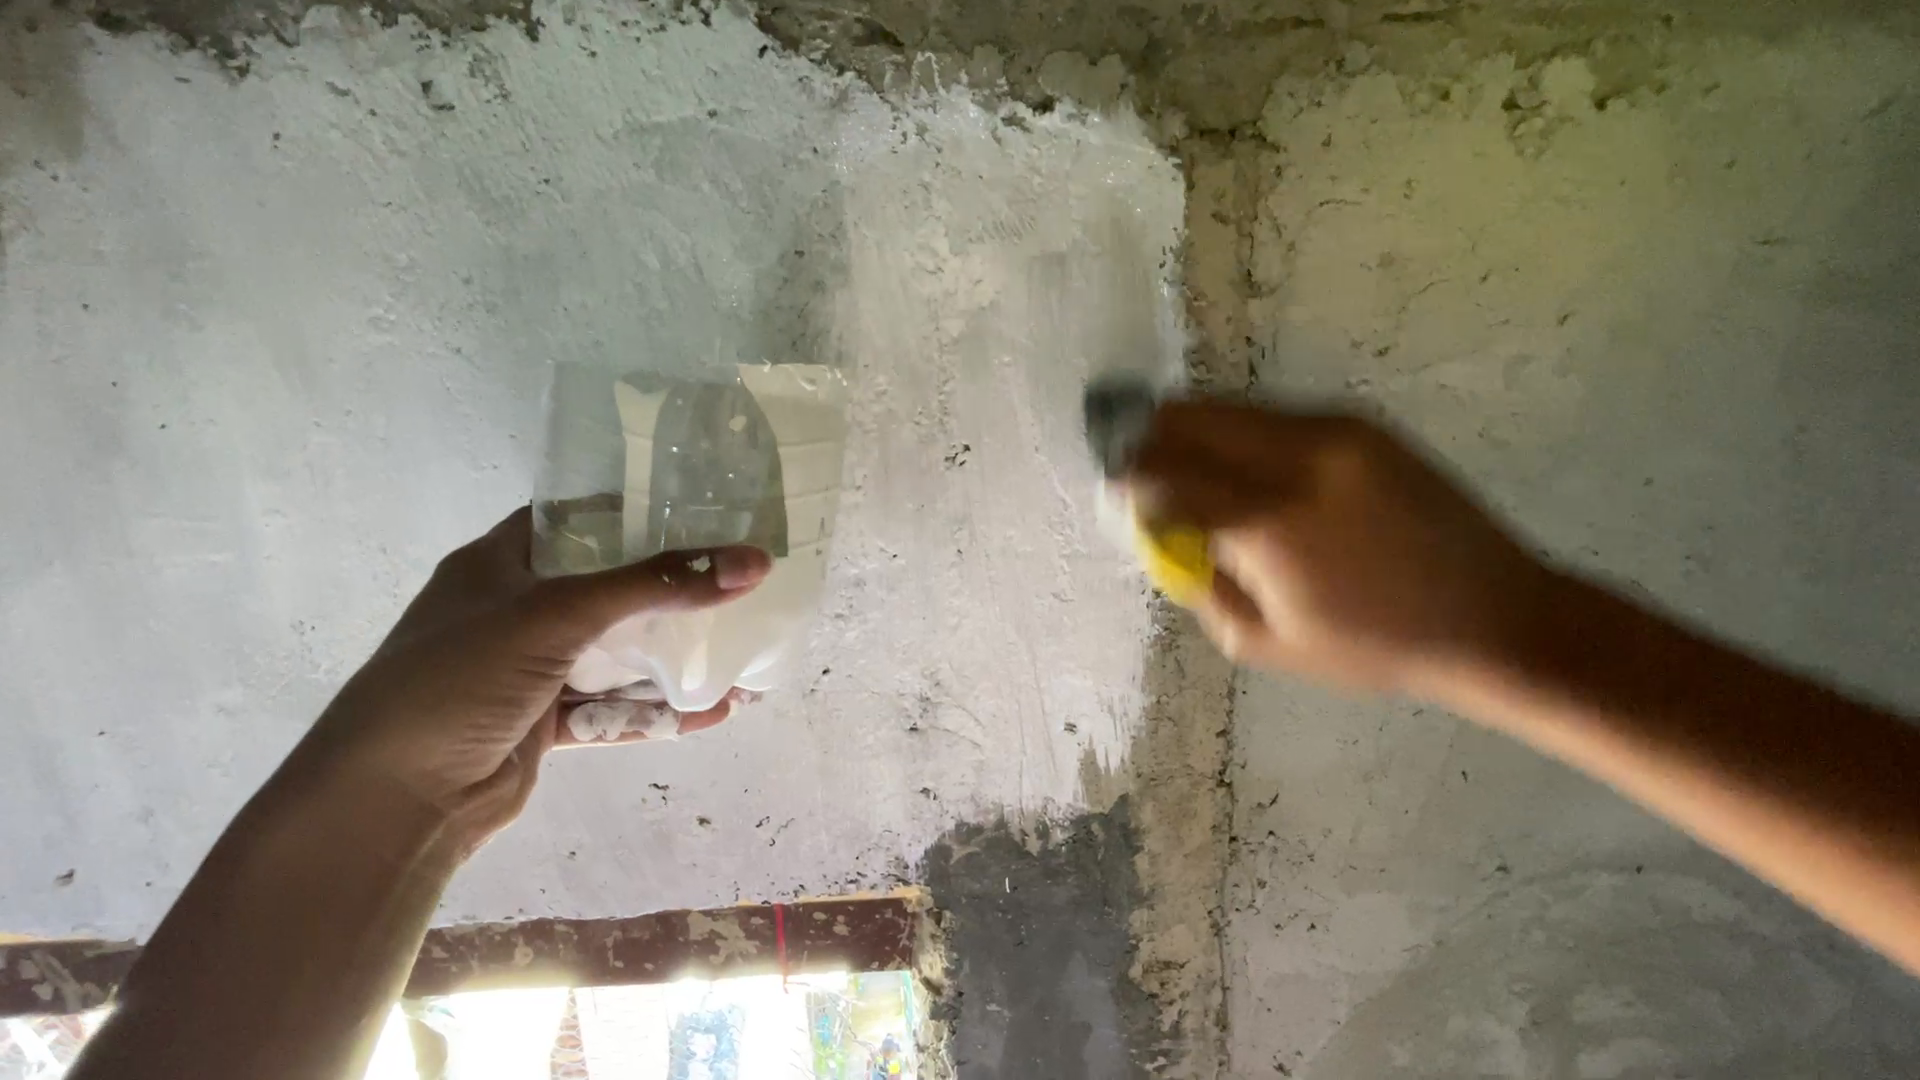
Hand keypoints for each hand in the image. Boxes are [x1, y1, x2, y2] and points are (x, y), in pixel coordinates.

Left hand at [296, 508, 770, 848]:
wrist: (390, 804)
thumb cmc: (460, 678)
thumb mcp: (558, 614)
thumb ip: (657, 585)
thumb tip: (754, 561)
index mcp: (501, 563)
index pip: (576, 520)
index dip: (635, 511)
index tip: (701, 508)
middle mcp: (516, 610)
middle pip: (608, 587)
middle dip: (671, 589)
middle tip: (736, 577)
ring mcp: (532, 669)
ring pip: (617, 653)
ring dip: (674, 657)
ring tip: (741, 652)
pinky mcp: (546, 721)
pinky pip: (614, 707)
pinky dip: (660, 710)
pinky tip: (714, 709)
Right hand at [1127, 400, 1556, 694]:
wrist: (1494, 616)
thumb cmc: (1371, 646)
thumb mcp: (1263, 640)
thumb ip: (1199, 580)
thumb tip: (1159, 532)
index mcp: (1269, 522)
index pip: (1167, 474)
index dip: (1128, 476)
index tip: (1111, 485)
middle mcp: (1296, 457)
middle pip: (1189, 417)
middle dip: (1150, 437)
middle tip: (1139, 467)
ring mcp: (1333, 430)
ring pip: (1228, 408)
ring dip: (1193, 432)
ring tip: (1188, 470)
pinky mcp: (1360, 423)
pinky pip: (1271, 416)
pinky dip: (1239, 436)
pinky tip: (1246, 471)